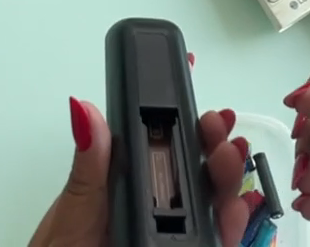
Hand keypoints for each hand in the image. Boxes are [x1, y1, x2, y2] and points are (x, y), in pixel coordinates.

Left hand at [28, 97, 254, 246]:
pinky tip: (236, 208)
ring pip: (212, 200)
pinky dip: (234, 222)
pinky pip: (217, 238)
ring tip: (230, 155)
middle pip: (193, 164)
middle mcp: (151, 205)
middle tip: (218, 123)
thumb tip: (84, 109)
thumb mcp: (73, 212)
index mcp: (123, 181)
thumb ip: (88, 167)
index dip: (180, 109)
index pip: (157, 136)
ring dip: (227, 173)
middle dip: (211, 139)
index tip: (194, 78)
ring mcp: (169, 234)